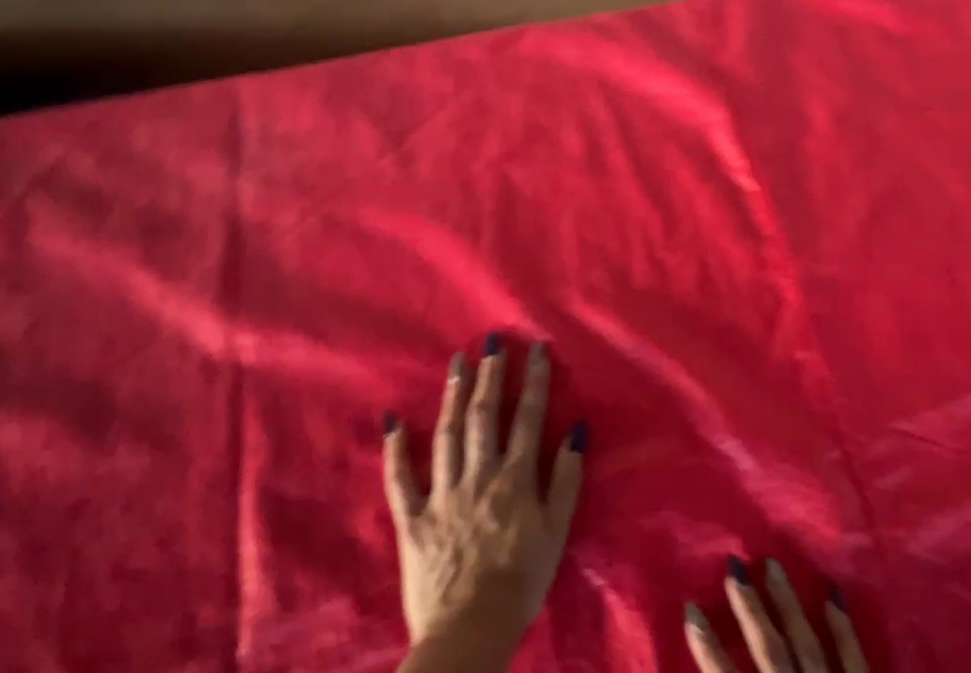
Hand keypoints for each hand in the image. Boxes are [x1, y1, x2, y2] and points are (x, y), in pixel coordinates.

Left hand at [383, 337, 585, 669]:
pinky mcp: (412, 519)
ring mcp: (441, 495)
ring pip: (446, 435)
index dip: (534, 380)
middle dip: (489, 375)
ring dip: (452, 395)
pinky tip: (393, 420)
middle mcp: (479, 476)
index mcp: (516, 479)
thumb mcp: (558, 530)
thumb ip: (567, 478)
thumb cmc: (523, 581)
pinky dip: (395, 449)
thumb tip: (577, 429)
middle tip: (491, 341)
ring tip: (456, 362)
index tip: (537, 348)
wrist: (471, 629)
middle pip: (484, 416)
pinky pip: (400, 479)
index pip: (528, 418)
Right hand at [684, 557, 868, 672]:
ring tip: (772, 565)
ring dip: (788, 604)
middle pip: (769, 650)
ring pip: (808, 644)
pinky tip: (833, 595)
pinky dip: (844, 628)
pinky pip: (854, 659)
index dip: (706, 646)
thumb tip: (719, 663)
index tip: (690, 608)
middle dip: (750, 608)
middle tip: (734, 566)